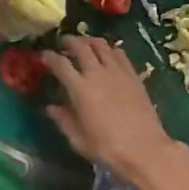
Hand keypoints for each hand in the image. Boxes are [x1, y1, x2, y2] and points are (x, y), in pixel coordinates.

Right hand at [43, 35, 177, 182]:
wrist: (144, 148)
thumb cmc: (108, 147)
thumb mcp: (79, 140)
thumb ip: (63, 120)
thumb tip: (50, 107)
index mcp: (80, 88)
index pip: (60, 64)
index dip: (50, 57)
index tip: (44, 55)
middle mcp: (97, 73)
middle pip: (80, 46)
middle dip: (69, 41)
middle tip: (63, 42)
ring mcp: (117, 70)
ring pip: (101, 44)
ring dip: (89, 41)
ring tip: (84, 43)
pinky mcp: (133, 73)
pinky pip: (119, 52)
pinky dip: (109, 48)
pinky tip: (107, 54)